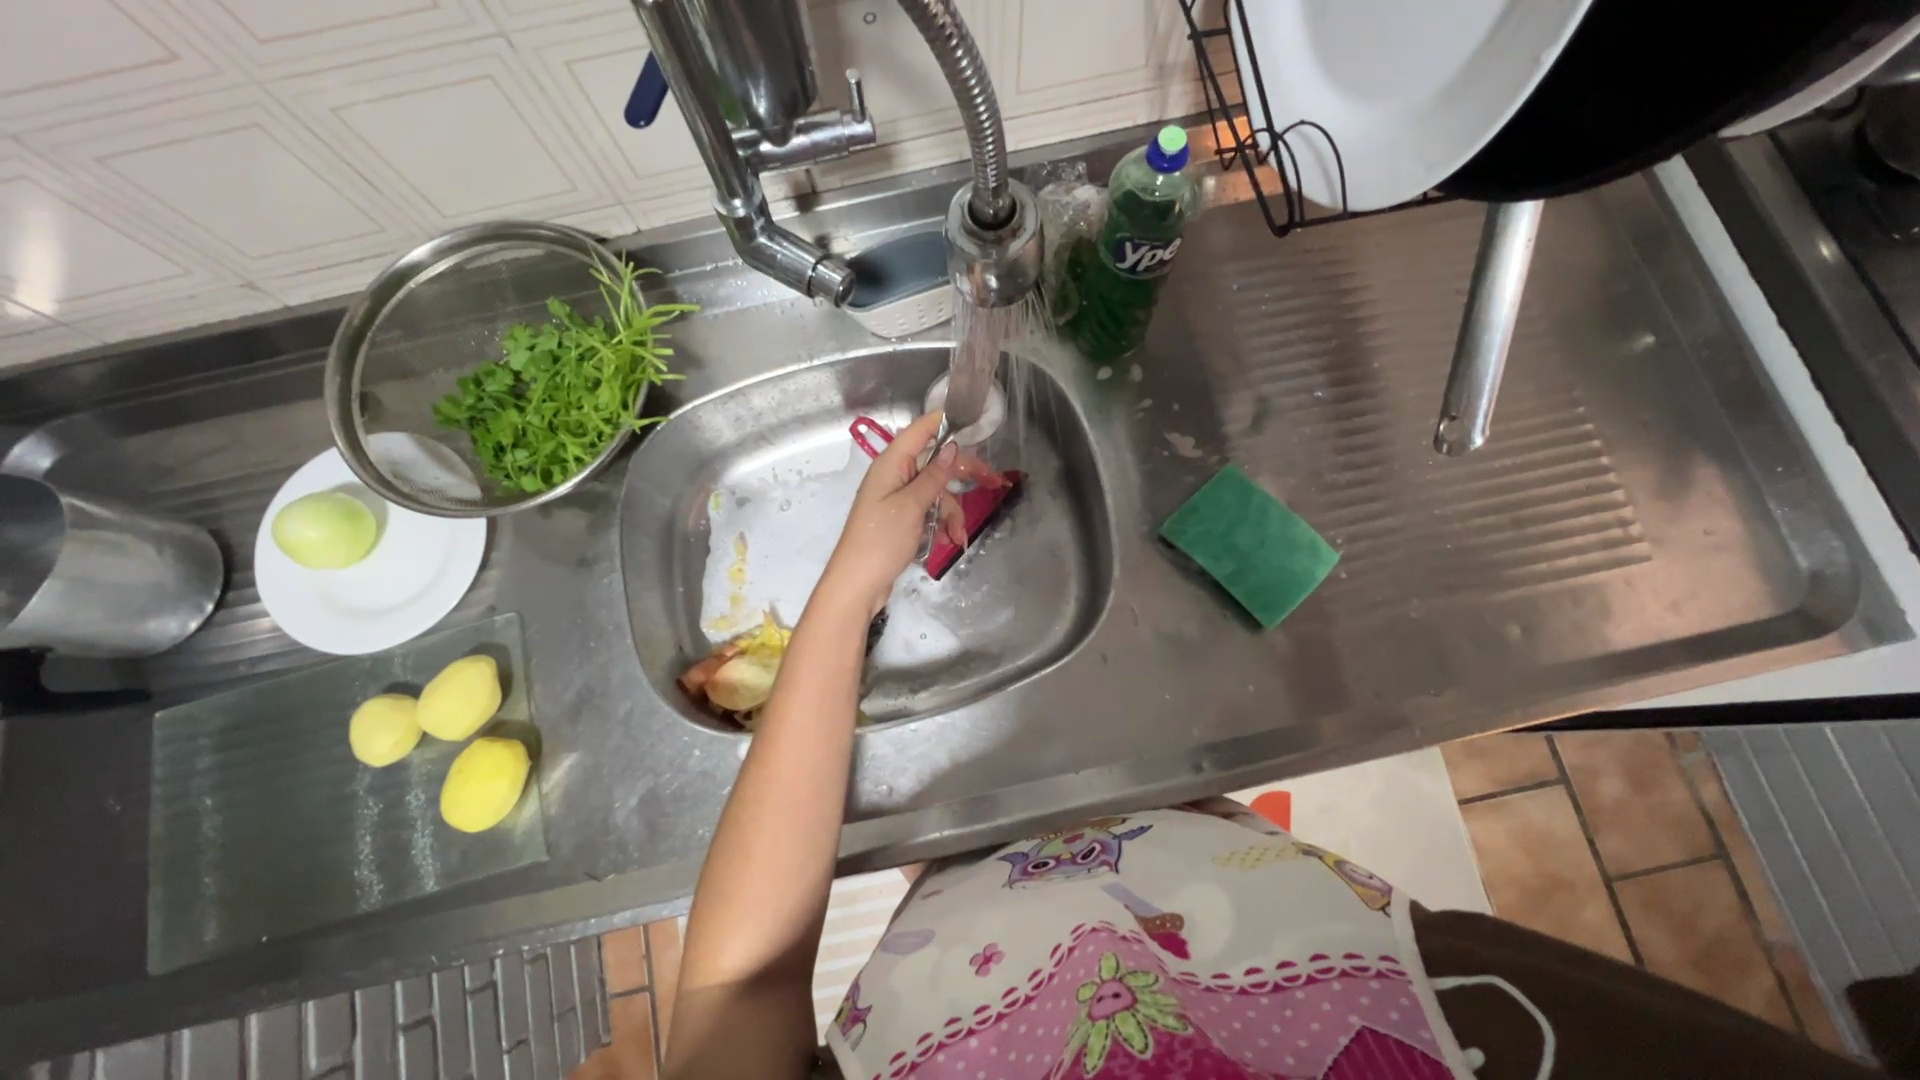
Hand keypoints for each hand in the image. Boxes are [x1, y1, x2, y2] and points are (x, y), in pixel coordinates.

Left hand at [819, 412, 992, 615]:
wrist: (858, 584)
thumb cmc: (880, 541)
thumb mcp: (911, 506)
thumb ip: (933, 476)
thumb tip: (951, 446)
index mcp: (892, 464)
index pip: (920, 430)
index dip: (945, 422)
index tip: (974, 422)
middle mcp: (895, 475)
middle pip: (935, 463)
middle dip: (963, 475)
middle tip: (995, 483)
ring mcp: (898, 498)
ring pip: (937, 492)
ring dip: (952, 513)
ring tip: (958, 537)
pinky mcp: (902, 519)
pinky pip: (930, 512)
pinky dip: (942, 525)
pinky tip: (949, 542)